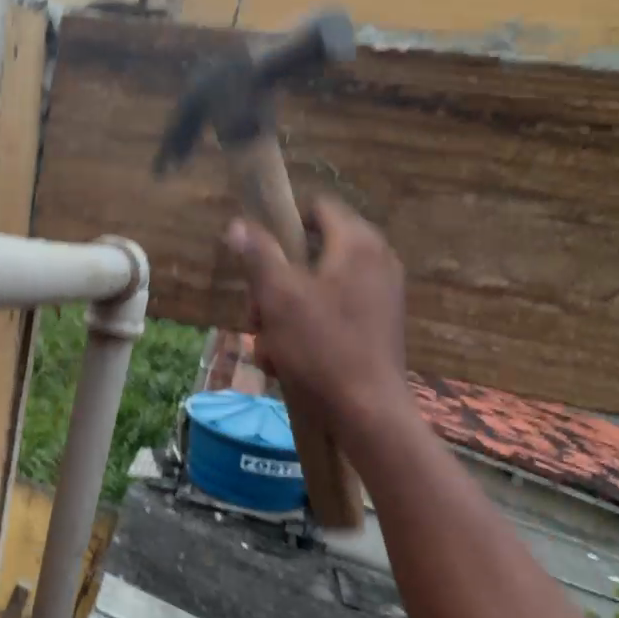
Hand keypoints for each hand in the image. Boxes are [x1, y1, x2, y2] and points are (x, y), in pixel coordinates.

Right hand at [224, 194, 411, 443]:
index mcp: (358, 243)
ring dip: (282, 314)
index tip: (256, 255)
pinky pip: (330, 313)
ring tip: (270, 347)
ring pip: (313, 288)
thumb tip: (238, 223)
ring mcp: (380, 295)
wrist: (366, 411)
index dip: (282, 223)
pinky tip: (288, 360)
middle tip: (257, 316)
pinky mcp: (376, 325)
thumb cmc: (321, 348)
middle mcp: (376, 260)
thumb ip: (258, 255)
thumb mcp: (278, 298)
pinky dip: (305, 330)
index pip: (316, 207)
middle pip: (309, 253)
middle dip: (274, 283)